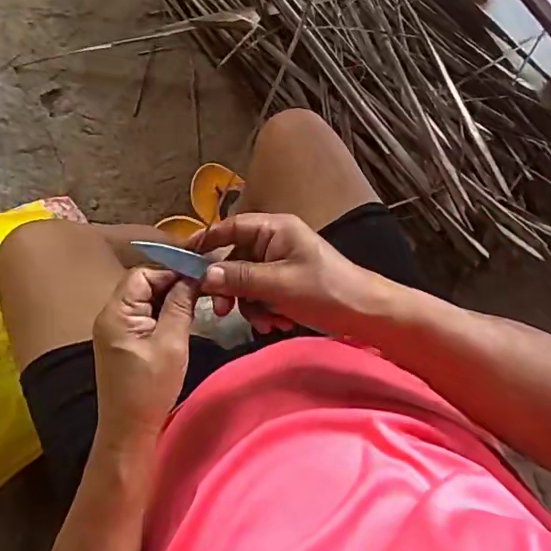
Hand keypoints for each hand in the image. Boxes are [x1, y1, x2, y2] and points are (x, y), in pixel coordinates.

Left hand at [92, 268, 196, 445]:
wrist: (128, 431)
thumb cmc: (150, 388)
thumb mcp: (172, 343)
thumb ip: (181, 305)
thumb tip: (193, 276)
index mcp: (117, 312)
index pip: (143, 274)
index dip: (171, 271)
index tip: (199, 275)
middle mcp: (110, 314)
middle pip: (143, 283)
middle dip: (172, 282)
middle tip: (202, 288)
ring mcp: (114, 327)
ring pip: (145, 297)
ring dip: (169, 297)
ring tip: (196, 301)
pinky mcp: (122, 339)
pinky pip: (143, 313)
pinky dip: (162, 311)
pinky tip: (182, 316)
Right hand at [193, 213, 392, 337]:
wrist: (366, 313)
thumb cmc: (325, 290)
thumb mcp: (278, 284)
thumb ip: (239, 278)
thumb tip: (203, 275)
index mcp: (275, 228)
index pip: (230, 226)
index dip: (206, 240)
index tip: (183, 259)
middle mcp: (276, 240)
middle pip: (235, 258)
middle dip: (231, 287)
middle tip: (223, 311)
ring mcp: (282, 262)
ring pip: (246, 280)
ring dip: (251, 304)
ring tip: (268, 322)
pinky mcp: (288, 282)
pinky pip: (262, 292)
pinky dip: (265, 309)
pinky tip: (278, 323)